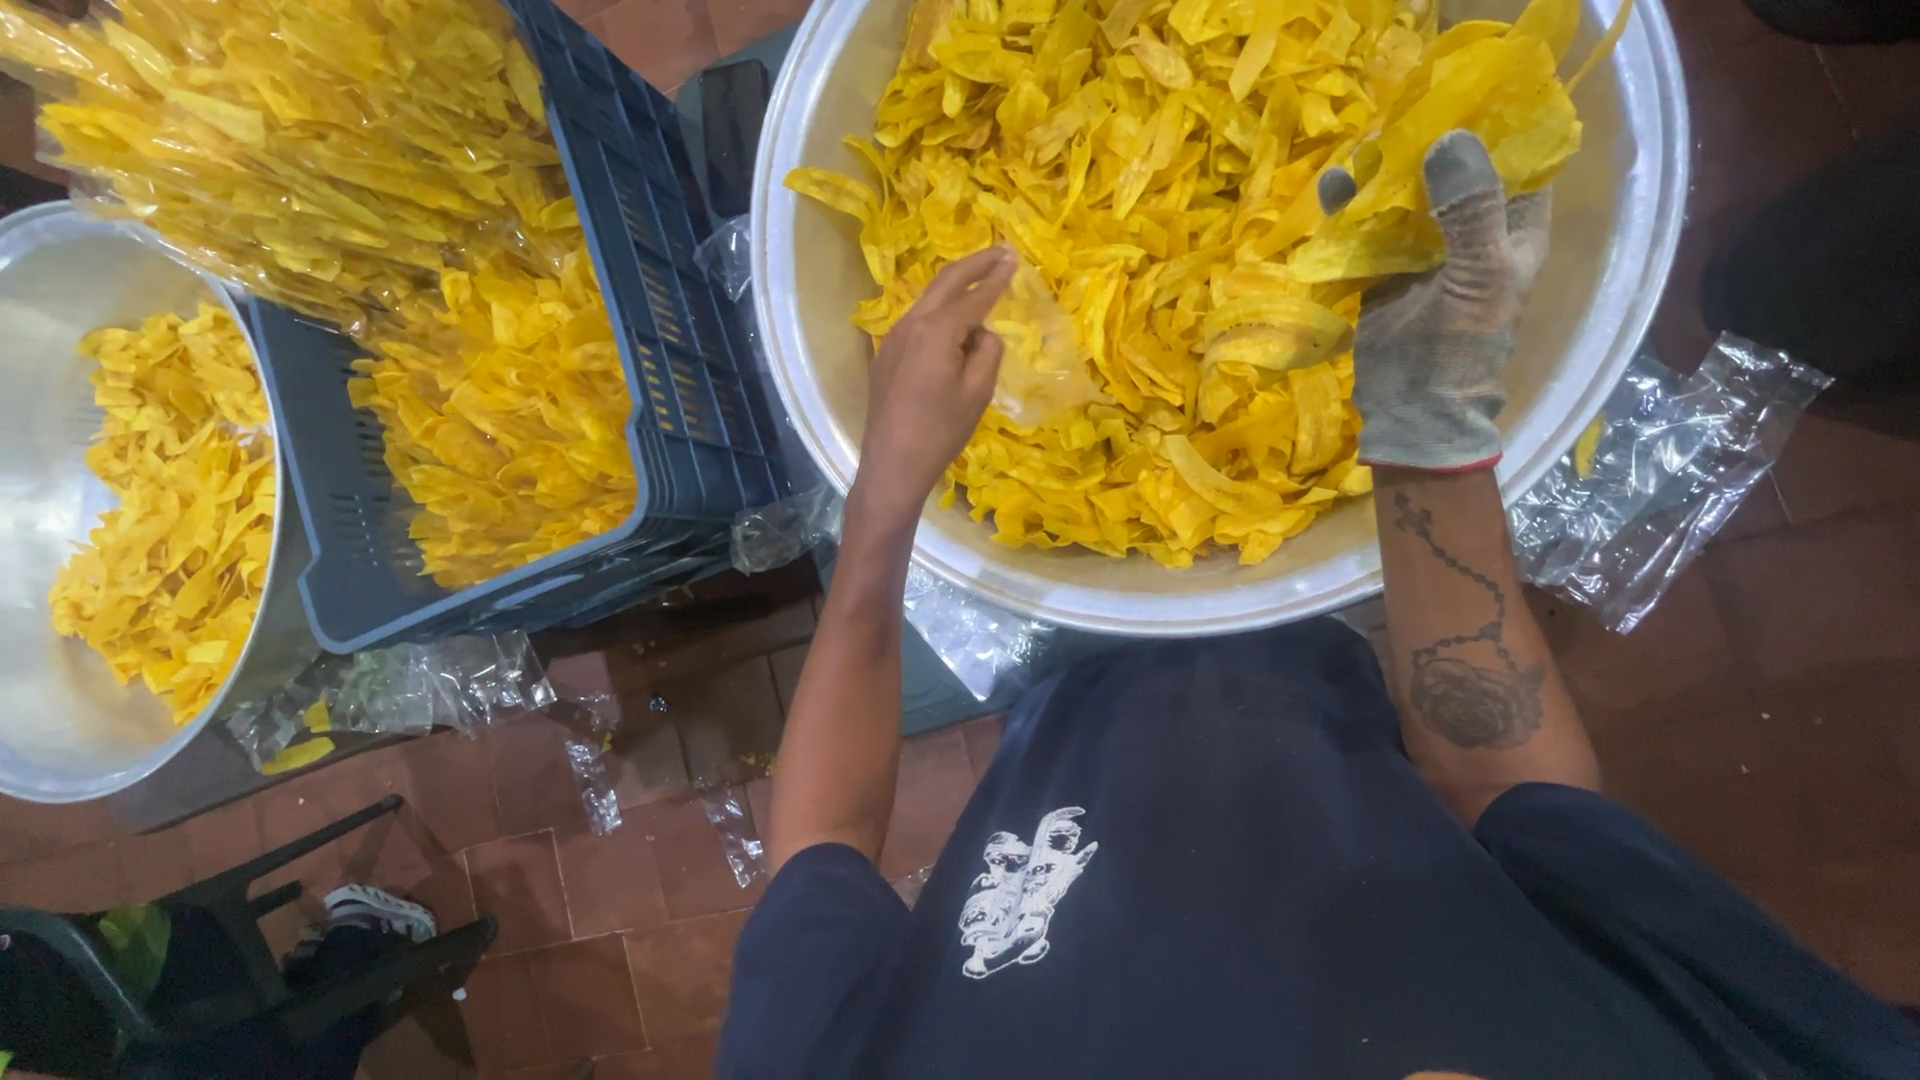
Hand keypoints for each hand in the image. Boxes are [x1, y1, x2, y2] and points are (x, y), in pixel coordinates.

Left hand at [855, 245, 1015, 517]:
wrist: (892, 463)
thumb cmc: (941, 431)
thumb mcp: (978, 392)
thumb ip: (988, 352)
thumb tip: (983, 333)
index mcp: (936, 329)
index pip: (974, 295)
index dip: (996, 277)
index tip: (1014, 259)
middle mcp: (910, 324)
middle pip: (945, 282)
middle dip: (974, 265)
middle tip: (1000, 252)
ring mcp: (892, 339)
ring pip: (928, 302)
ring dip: (955, 289)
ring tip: (979, 282)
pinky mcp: (885, 357)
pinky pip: (916, 324)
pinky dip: (939, 314)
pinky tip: (952, 325)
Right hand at [1318, 130, 1550, 471]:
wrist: (1414, 409)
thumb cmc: (1462, 347)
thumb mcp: (1480, 274)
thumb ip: (1469, 209)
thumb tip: (1448, 138)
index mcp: (1513, 233)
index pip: (1519, 164)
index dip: (1497, 129)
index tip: (1465, 96)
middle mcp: (1470, 237)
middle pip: (1454, 177)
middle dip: (1429, 146)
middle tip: (1401, 112)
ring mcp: (1423, 257)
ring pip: (1407, 203)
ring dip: (1386, 177)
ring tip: (1364, 144)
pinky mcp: (1382, 276)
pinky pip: (1368, 236)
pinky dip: (1351, 214)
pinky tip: (1334, 188)